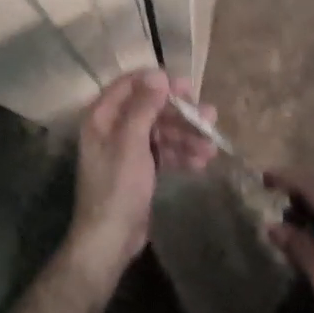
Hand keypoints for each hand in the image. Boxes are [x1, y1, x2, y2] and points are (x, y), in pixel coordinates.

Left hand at [67, 70, 217, 277]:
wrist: (110, 239)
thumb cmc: (117, 187)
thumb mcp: (131, 143)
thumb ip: (144, 107)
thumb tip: (158, 73)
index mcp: (102, 117)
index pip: (130, 85)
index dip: (158, 83)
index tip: (187, 87)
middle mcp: (112, 128)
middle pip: (150, 109)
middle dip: (180, 114)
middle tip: (210, 116)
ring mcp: (127, 150)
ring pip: (161, 132)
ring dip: (186, 137)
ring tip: (211, 147)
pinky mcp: (139, 170)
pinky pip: (162, 153)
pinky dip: (181, 155)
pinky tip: (202, 163)